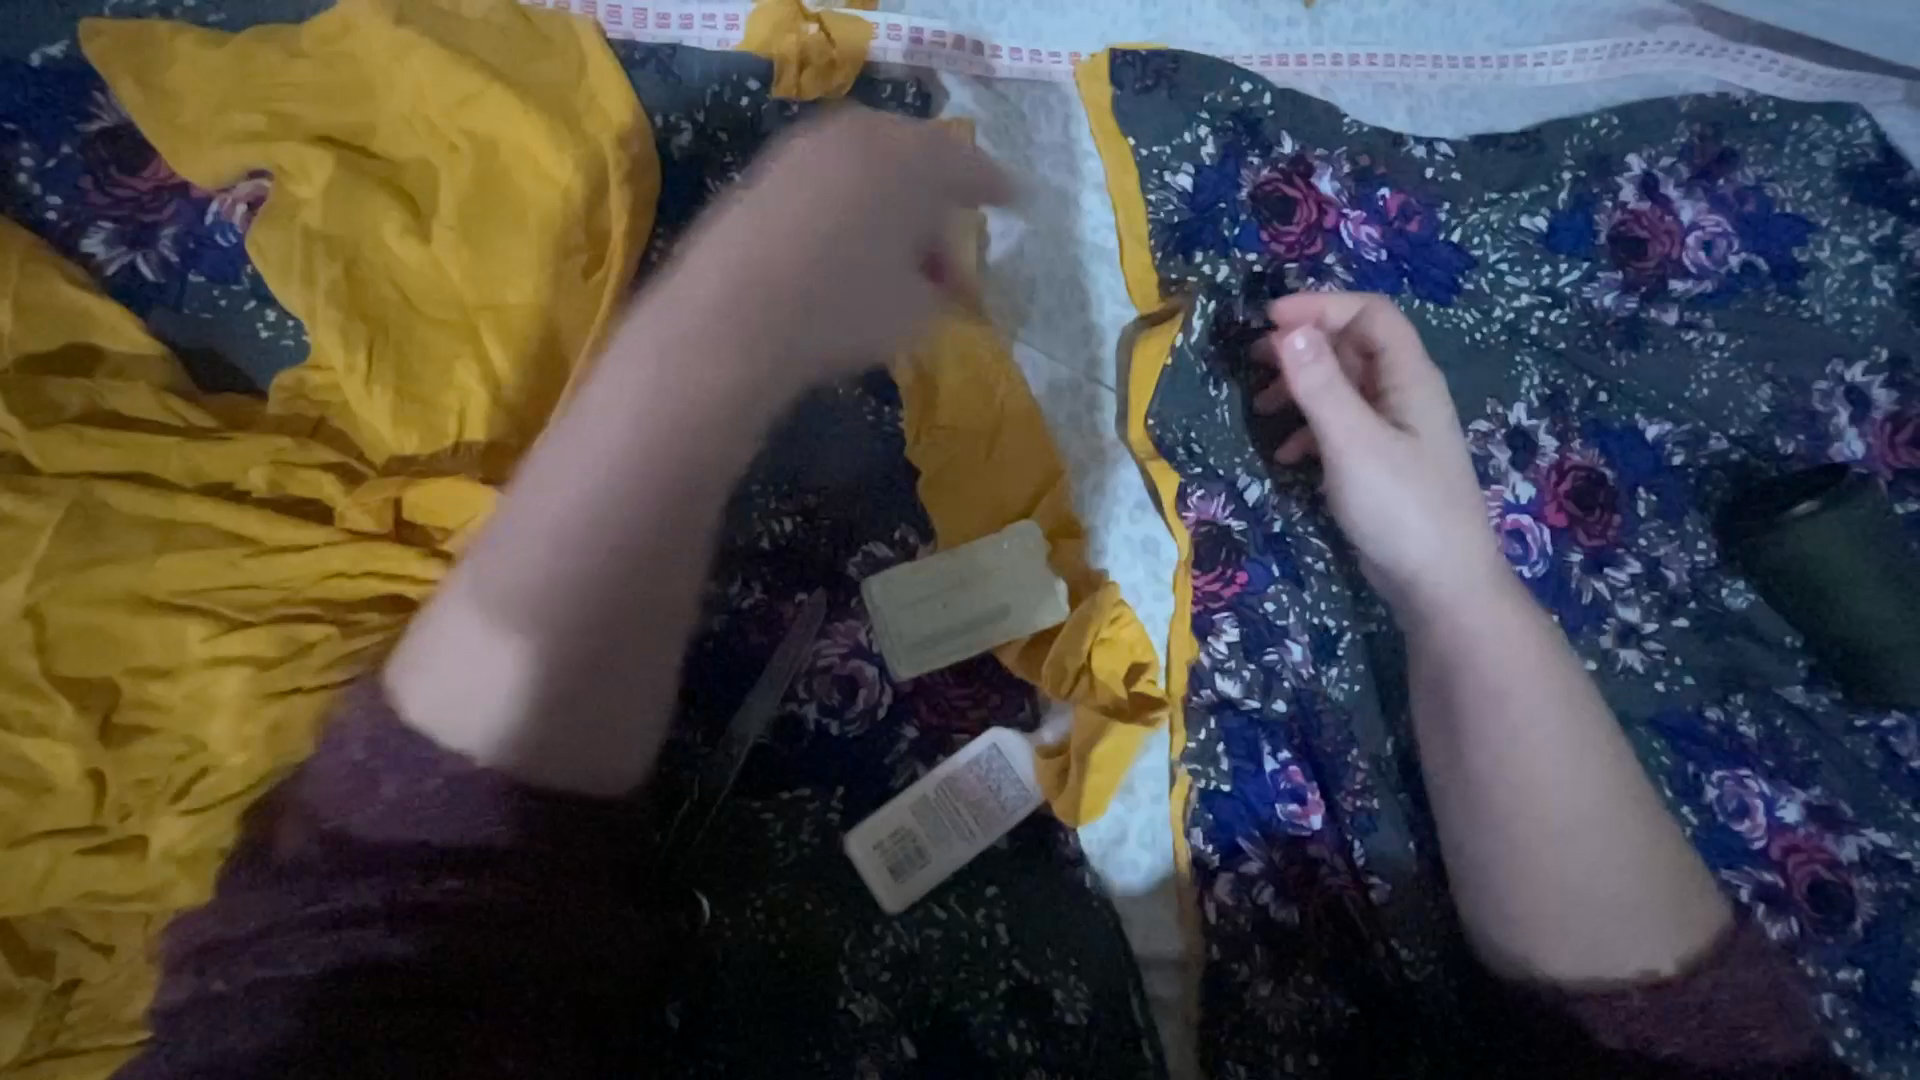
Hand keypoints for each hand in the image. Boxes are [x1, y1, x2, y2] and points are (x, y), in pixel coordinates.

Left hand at [627, 107, 1010, 395]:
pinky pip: (830, 186)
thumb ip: (945, 288)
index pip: (969, 167)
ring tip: (897, 265)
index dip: (996, 189)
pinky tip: (847, 256)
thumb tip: (947, 281)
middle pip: (916, 163)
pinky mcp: (765, 175)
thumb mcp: (918, 312)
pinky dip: (851, 214)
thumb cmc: (843, 312)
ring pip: (870, 173)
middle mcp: (860, 136)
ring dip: (892, 213)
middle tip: (946, 258)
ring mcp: (806, 150)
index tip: (1013, 202)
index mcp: (912, 159)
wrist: (731, 318)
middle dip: (937, 209)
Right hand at [1254, 292, 1510, 622]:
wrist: (1438, 581)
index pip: (1369, 316)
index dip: (1320, 308)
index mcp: (1408, 378)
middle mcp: (1403, 395)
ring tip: (1261, 408)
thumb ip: (1320, 386)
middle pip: (1352, 348)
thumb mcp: (1352, 442)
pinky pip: (1338, 427)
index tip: (1267, 321)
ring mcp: (1392, 431)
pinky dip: (1307, 430)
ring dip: (1299, 388)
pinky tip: (1285, 455)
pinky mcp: (1377, 463)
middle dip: (1302, 347)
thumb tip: (1288, 331)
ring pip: (1341, 388)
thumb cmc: (1400, 506)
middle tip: (1253, 361)